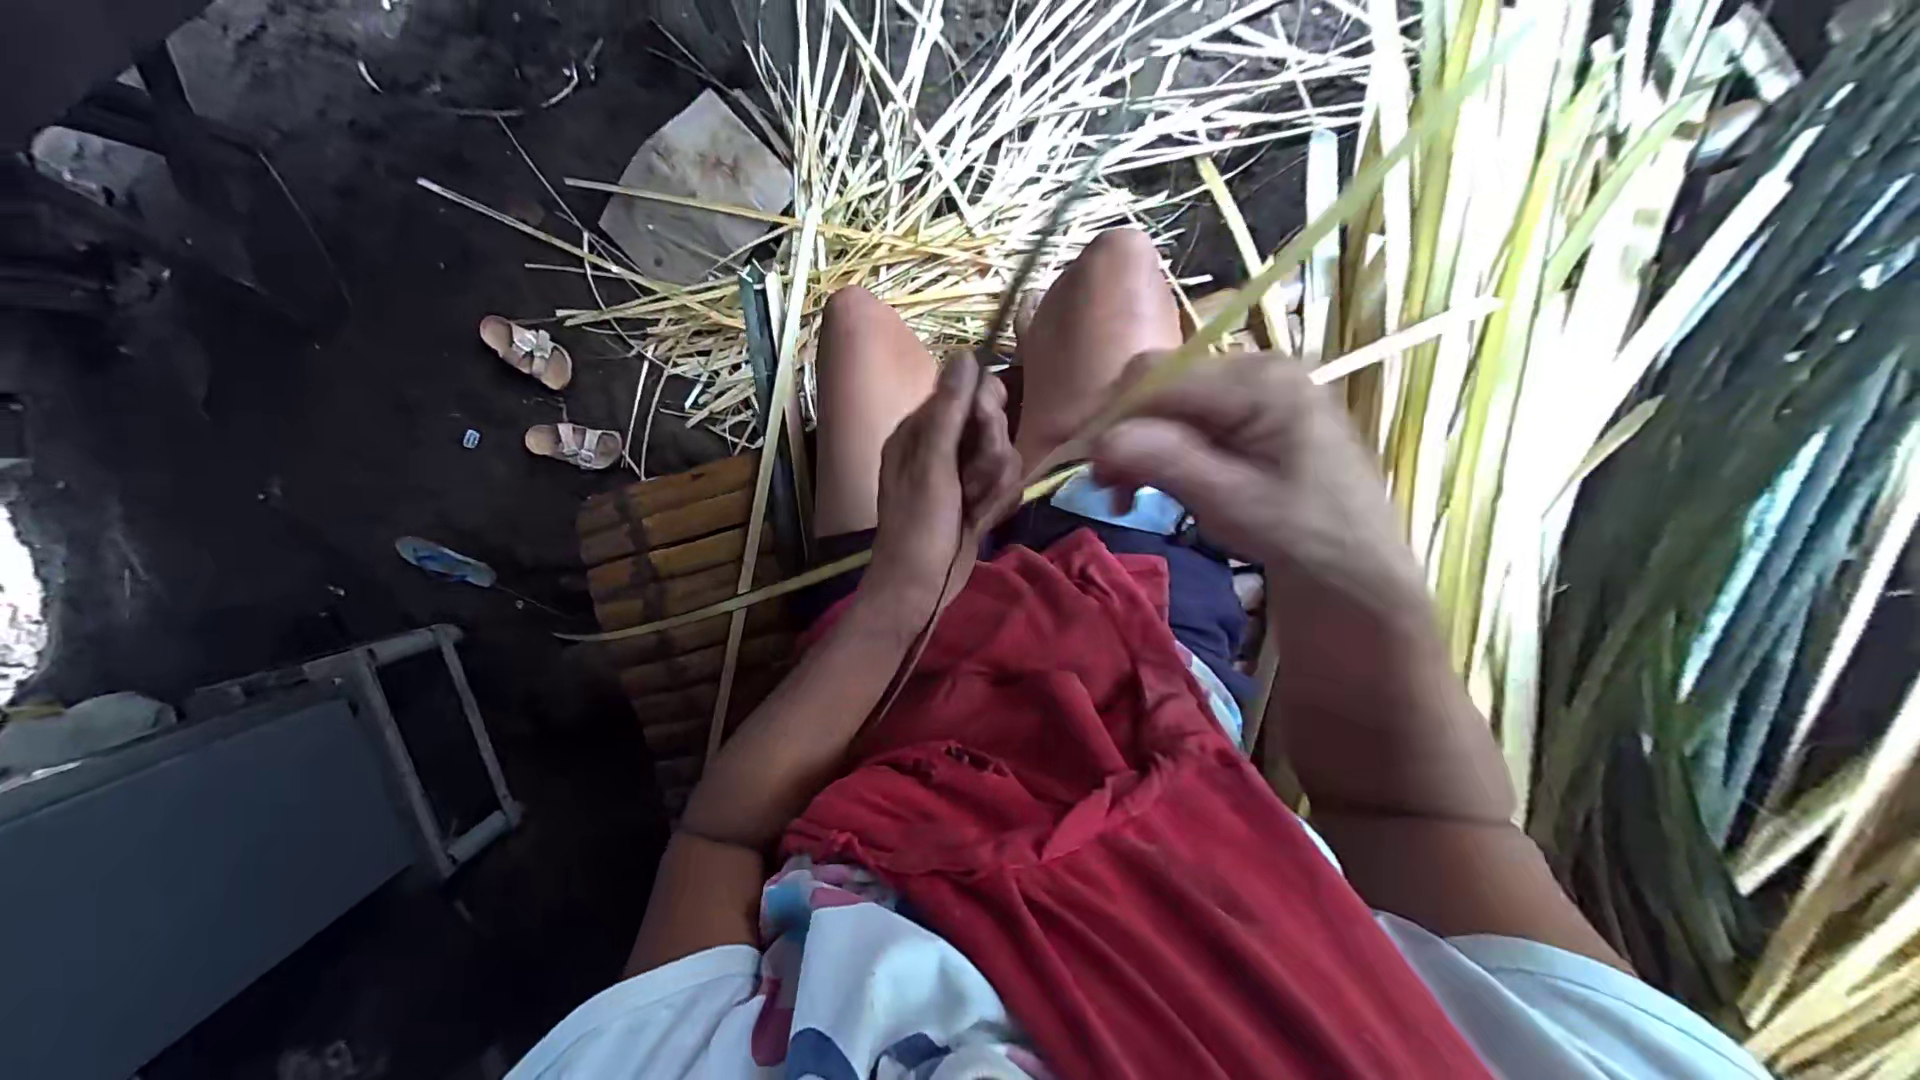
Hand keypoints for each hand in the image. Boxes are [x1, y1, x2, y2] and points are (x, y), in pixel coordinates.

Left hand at [863, 355, 1020, 623]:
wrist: (919, 588)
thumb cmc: (919, 527)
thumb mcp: (932, 466)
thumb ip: (949, 411)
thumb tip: (965, 354)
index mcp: (921, 429)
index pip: (969, 391)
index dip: (986, 410)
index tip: (987, 427)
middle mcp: (942, 445)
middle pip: (993, 423)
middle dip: (991, 455)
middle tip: (973, 484)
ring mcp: (961, 472)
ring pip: (1004, 454)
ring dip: (995, 484)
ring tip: (973, 508)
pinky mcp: (977, 496)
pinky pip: (1005, 482)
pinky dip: (997, 502)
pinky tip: (980, 520)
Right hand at [1088, 352, 1427, 620]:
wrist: (1353, 567)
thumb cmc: (1303, 536)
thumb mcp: (1232, 502)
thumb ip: (1167, 463)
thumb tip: (1098, 443)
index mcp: (1261, 381)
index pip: (1160, 379)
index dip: (1111, 419)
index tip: (1083, 469)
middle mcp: (1254, 369)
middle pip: (1157, 382)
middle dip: (1120, 431)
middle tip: (1103, 486)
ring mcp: (1249, 389)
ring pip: (1161, 401)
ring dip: (1133, 444)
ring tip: (1123, 495)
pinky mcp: (1243, 414)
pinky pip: (1180, 419)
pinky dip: (1154, 450)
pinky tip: (1149, 483)